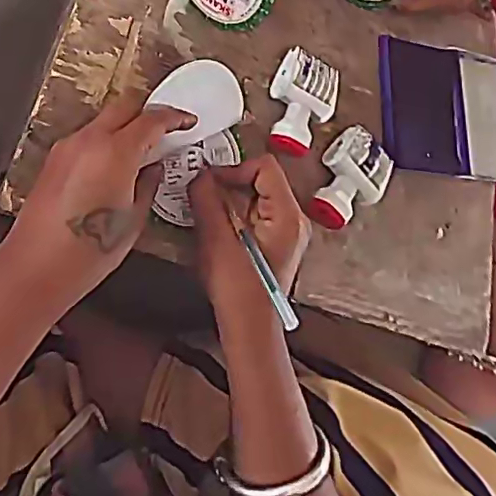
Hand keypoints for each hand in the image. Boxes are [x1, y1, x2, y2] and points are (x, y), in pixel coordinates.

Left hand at [0, 93, 195, 307]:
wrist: (34, 270)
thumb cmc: (84, 253)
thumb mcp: (133, 220)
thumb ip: (148, 185)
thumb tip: (154, 170)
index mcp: (115, 152)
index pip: (152, 119)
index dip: (174, 117)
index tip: (185, 121)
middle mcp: (89, 141)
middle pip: (125, 105)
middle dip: (148, 112)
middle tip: (166, 127)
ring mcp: (67, 148)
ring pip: (103, 120)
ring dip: (124, 126)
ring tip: (141, 150)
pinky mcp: (54, 160)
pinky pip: (86, 137)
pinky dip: (105, 141)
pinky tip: (114, 164)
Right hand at [189, 156, 310, 310]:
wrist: (250, 328)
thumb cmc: (239, 291)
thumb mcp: (216, 238)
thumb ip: (207, 199)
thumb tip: (201, 175)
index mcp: (287, 215)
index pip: (264, 167)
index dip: (234, 169)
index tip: (212, 180)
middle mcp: (294, 220)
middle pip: (262, 179)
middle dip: (231, 184)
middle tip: (207, 194)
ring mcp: (287, 231)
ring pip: (257, 196)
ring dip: (231, 200)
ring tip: (210, 214)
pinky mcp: (276, 242)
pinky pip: (255, 213)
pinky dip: (236, 214)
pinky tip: (219, 229)